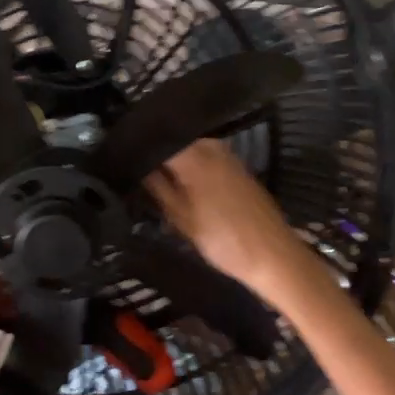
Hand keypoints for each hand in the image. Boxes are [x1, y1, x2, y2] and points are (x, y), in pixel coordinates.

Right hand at [145, 140, 317, 300]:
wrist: (273, 255)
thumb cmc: (223, 239)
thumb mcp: (180, 218)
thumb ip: (157, 186)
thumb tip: (138, 166)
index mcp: (193, 154)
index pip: (155, 138)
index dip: (136, 147)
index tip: (122, 158)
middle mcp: (210, 145)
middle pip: (172, 142)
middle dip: (155, 155)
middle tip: (135, 172)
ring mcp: (227, 153)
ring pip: (188, 149)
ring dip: (173, 161)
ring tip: (154, 180)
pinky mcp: (237, 166)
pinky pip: (205, 157)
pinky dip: (191, 166)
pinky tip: (181, 185)